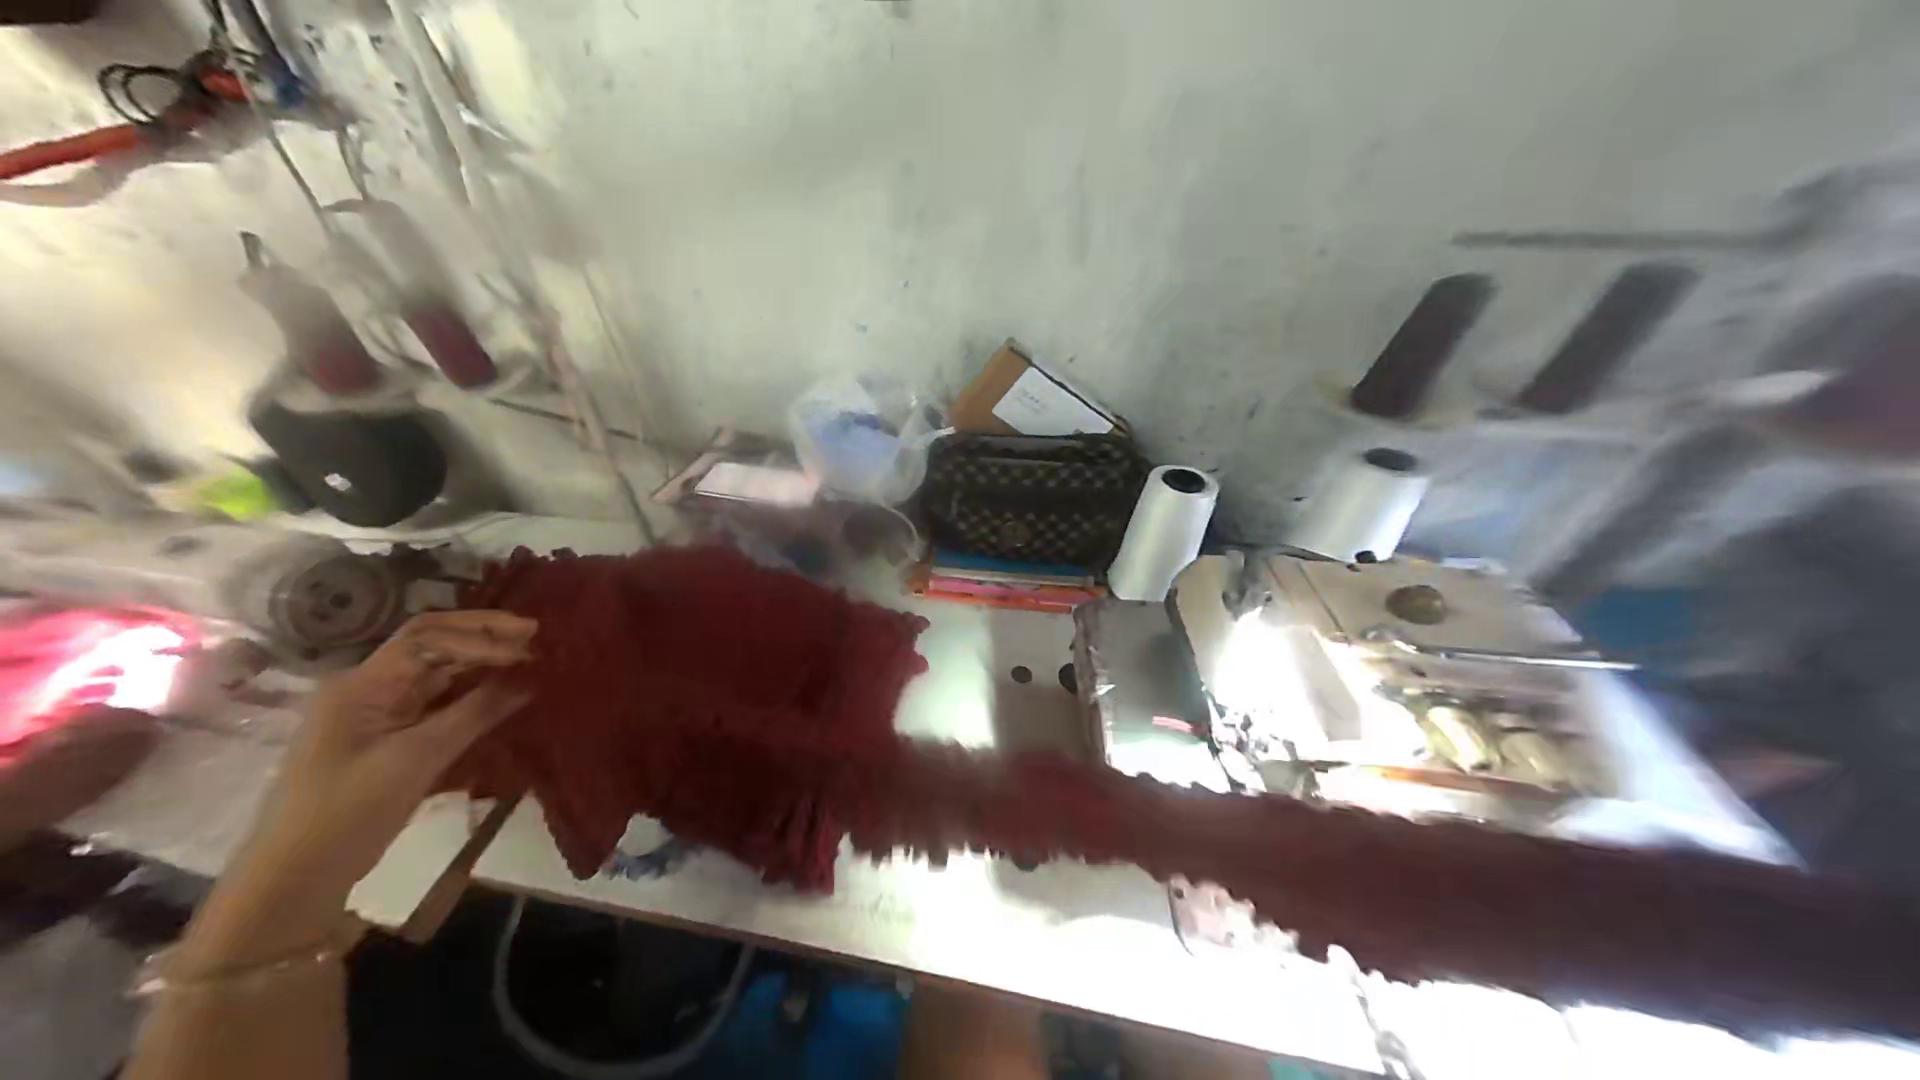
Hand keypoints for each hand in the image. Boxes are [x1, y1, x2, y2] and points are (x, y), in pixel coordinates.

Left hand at [255, 610, 536, 898]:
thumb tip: (529, 679)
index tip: (528, 648)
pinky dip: (472, 691)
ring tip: (529, 659)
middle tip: (536, 636)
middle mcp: (369, 687)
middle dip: (485, 637)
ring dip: (482, 661)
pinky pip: (438, 700)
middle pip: (433, 645)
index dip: (482, 635)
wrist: (295, 878)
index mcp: (362, 684)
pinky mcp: (389, 736)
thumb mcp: (418, 758)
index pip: (428, 638)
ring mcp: (378, 712)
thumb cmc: (349, 812)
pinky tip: (503, 691)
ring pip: (438, 671)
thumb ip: (475, 712)